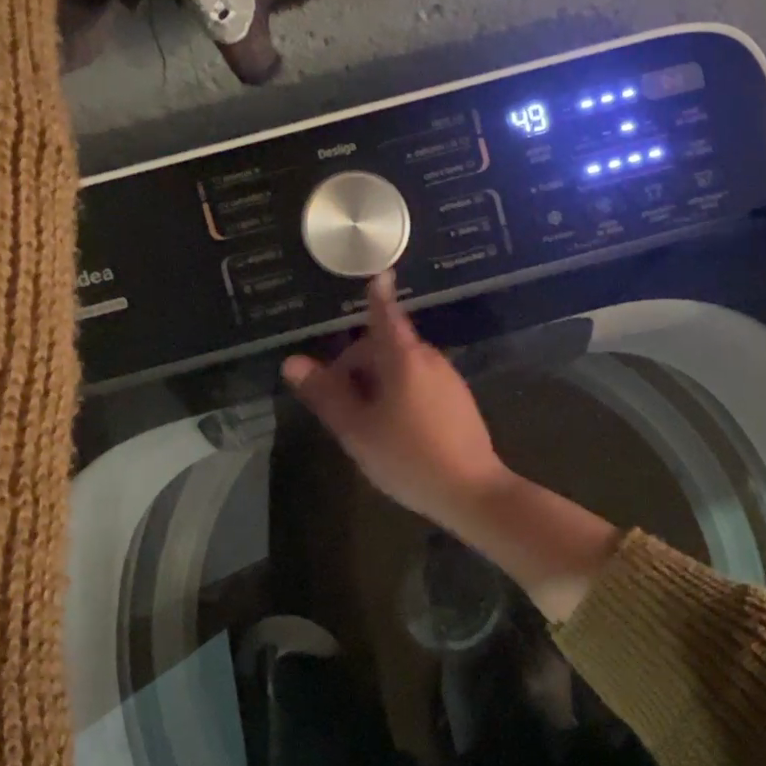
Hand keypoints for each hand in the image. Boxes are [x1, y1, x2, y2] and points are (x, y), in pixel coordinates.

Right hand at [282, 273, 512, 528]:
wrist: (472, 492)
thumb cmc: (408, 457)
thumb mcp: (357, 430)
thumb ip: (326, 394)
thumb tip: (293, 362)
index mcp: (402, 358)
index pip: (383, 315)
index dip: (376, 295)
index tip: (378, 274)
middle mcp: (428, 360)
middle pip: (385, 346)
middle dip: (357, 366)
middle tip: (338, 407)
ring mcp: (448, 380)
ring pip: (402, 368)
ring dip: (377, 383)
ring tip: (365, 425)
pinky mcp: (458, 401)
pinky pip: (419, 384)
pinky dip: (399, 394)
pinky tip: (394, 433)